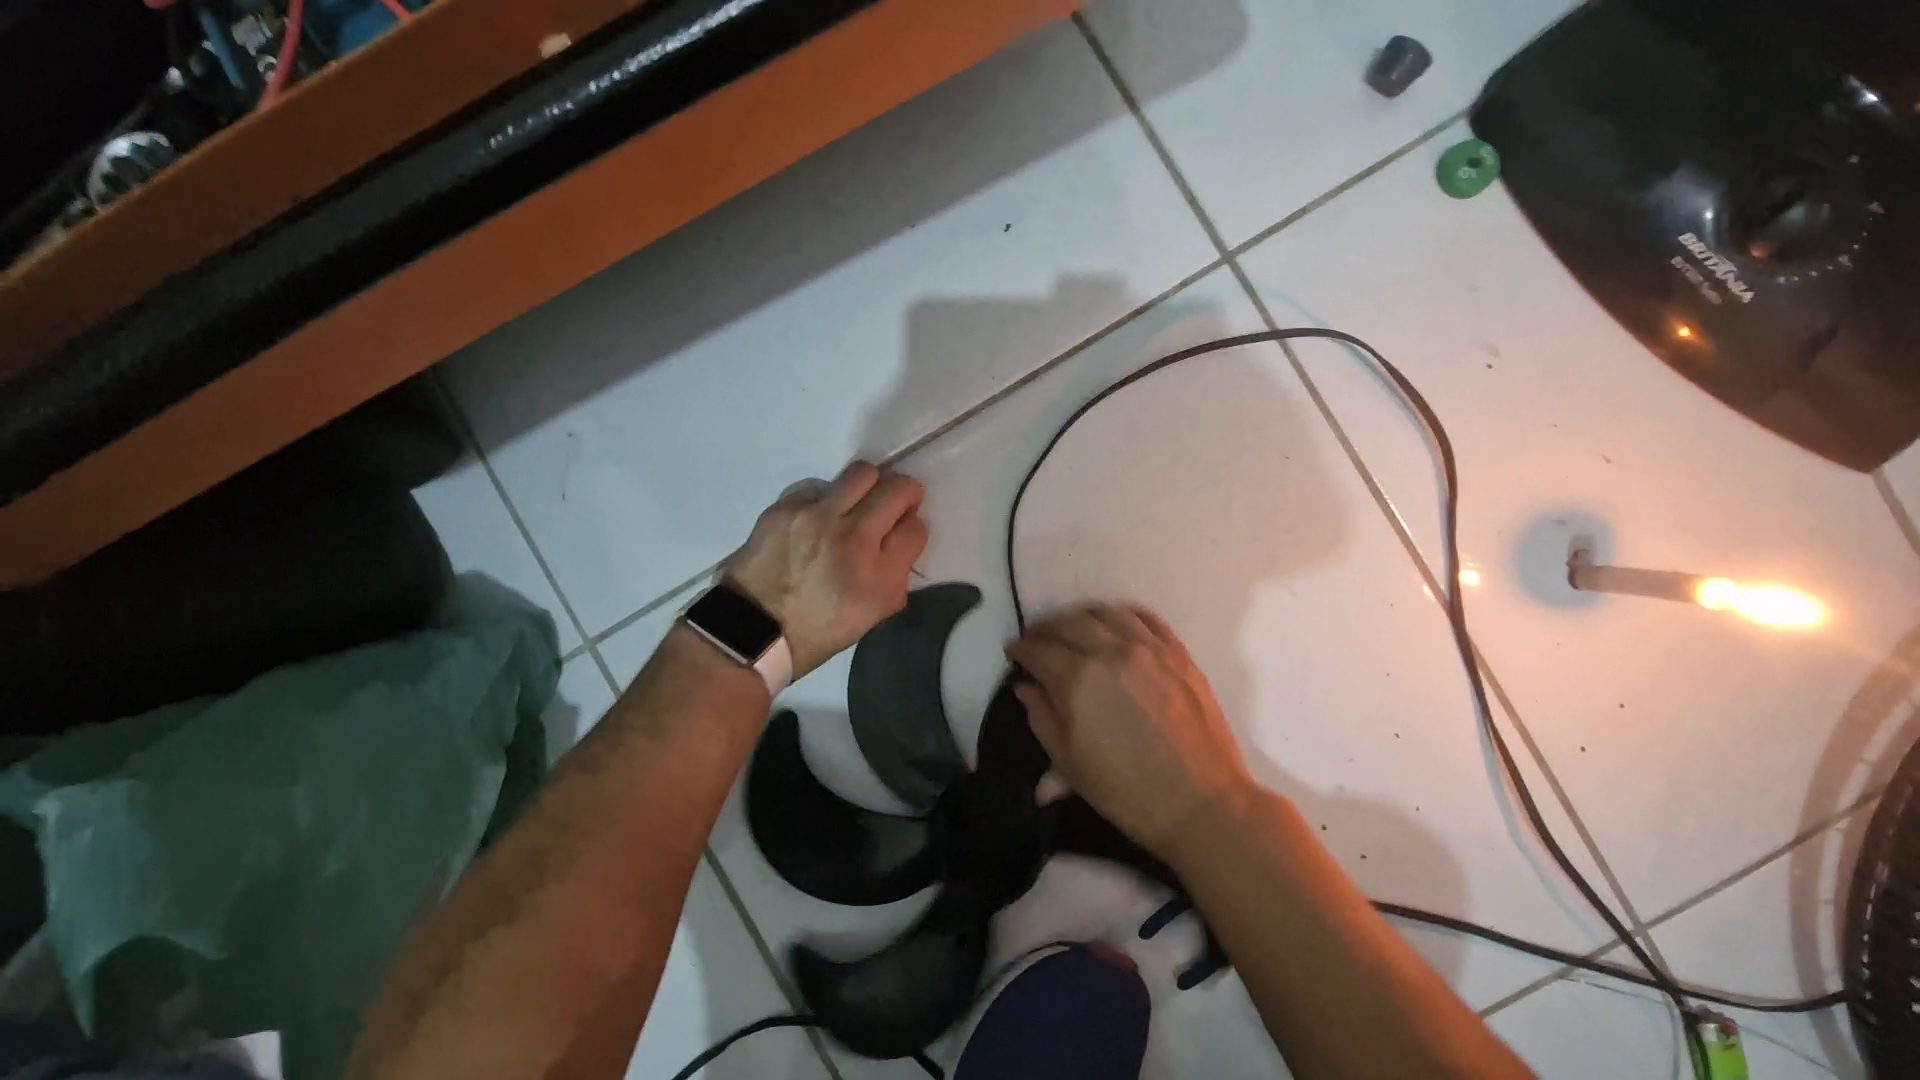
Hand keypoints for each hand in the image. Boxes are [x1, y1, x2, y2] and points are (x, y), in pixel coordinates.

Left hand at [724, 462, 927, 679]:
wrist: (750, 630)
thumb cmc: (814, 634)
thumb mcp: (870, 618)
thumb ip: (894, 581)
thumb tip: (897, 550)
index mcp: (879, 577)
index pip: (917, 529)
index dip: (912, 529)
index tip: (901, 533)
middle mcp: (855, 539)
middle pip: (899, 490)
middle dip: (903, 496)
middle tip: (892, 506)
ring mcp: (819, 517)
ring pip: (863, 474)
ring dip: (869, 485)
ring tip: (857, 502)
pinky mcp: (788, 507)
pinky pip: (820, 487)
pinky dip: (825, 499)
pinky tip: (815, 519)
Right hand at [1007, 604, 1254, 860]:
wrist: (1200, 804)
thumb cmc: (1126, 791)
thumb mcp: (1069, 764)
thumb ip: (1042, 718)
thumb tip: (1026, 688)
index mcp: (1078, 680)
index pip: (1039, 650)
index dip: (1021, 649)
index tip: (1014, 652)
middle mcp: (1110, 652)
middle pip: (1069, 623)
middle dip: (1046, 628)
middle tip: (1038, 639)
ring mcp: (1149, 649)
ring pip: (1106, 613)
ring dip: (1082, 617)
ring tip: (1074, 629)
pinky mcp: (1179, 654)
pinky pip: (1146, 618)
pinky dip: (1123, 615)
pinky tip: (1117, 624)